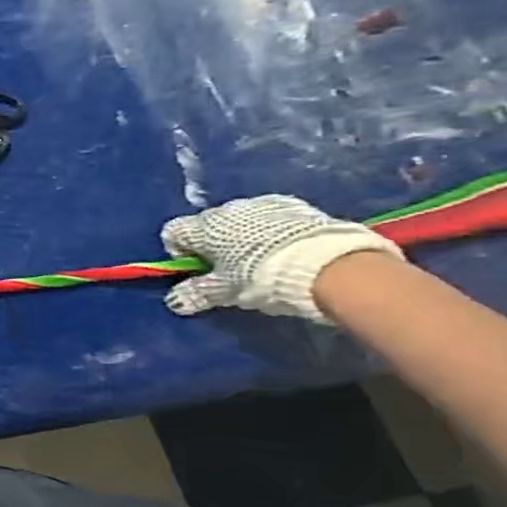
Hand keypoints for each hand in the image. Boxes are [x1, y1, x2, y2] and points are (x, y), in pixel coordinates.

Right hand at [160, 195, 402, 321]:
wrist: (333, 265)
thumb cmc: (262, 277)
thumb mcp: (225, 292)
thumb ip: (195, 293)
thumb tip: (173, 301)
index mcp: (203, 228)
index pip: (174, 233)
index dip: (181, 252)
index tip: (199, 270)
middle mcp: (228, 209)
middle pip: (208, 224)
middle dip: (213, 243)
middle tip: (230, 268)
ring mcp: (264, 204)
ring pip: (240, 219)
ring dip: (242, 235)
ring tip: (261, 257)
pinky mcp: (298, 205)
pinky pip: (271, 216)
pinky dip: (271, 229)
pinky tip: (285, 247)